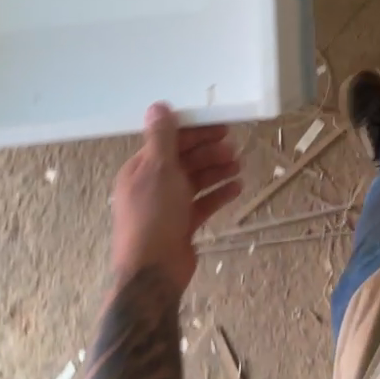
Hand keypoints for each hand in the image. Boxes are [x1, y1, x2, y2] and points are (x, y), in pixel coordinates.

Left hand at [109, 102, 242, 290]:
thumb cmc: (154, 215)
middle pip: (185, 159)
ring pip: (196, 180)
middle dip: (209, 152)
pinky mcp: (181, 224)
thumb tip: (157, 106)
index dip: (195, 133)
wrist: (153, 272)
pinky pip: (204, 202)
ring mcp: (167, 206)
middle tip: (233, 148)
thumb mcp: (158, 169)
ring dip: (218, 170)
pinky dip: (219, 194)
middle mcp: (152, 185)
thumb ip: (161, 137)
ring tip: (238, 167)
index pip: (170, 141)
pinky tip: (237, 188)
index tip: (222, 127)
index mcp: (140, 169)